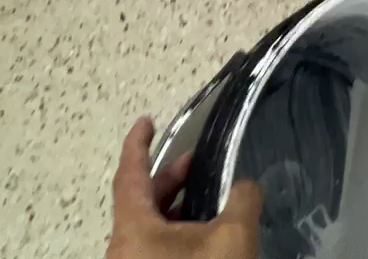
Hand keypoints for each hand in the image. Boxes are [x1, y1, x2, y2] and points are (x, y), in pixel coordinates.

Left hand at [105, 117, 262, 258]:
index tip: (145, 121)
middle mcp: (122, 248)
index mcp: (133, 230)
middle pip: (140, 200)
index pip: (129, 176)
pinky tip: (201, 232)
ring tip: (205, 195)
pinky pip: (151, 246)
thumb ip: (242, 199)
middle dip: (169, 175)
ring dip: (174, 204)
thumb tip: (245, 185)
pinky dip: (172, 228)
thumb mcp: (233, 235)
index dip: (137, 145)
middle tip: (196, 160)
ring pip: (147, 225)